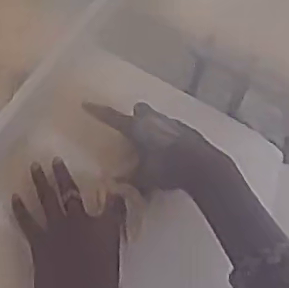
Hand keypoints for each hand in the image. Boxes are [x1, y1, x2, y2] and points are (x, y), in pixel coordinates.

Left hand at [11, 159, 125, 287]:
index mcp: (105, 230)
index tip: (113, 189)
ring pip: (48, 199)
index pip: (113, 206)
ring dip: (40, 182)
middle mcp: (81, 223)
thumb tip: (107, 229)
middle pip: (71, 192)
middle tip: (56, 159)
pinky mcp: (39, 243)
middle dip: (63, 175)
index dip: (113, 198)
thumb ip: (109, 243)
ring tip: (35, 166)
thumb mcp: (113, 268)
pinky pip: (28, 221)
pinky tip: (14, 197)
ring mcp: (57, 231)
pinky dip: (20, 209)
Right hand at [85, 101, 236, 195]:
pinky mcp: (185, 129)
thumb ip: (129, 179)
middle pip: (139, 110)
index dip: (98, 111)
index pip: (112, 117)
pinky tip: (169, 152)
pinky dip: (166, 135)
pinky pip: (170, 127)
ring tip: (152, 146)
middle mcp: (152, 119)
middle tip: (132, 133)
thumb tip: (114, 183)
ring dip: (152, 127)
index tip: (86, 104)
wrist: (202, 165)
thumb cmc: (168, 168)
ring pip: (156, 118)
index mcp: (137, 127)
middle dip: (135, 117)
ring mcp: (170, 121)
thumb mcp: (145, 178)